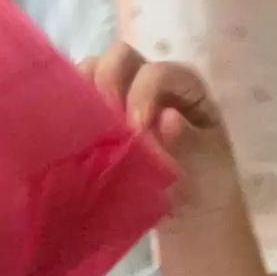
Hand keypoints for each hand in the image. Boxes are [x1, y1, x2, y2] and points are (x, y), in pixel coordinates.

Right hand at [82, 42, 243, 223]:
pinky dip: (71, 106)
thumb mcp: (205, 165)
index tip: (136, 131)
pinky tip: (70, 130)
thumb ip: (187, 141)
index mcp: (183, 86)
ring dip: (84, 91)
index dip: (143, 93)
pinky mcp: (97, 113)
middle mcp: (149, 81)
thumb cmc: (203, 184)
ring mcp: (120, 94)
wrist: (188, 218)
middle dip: (108, 83)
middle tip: (103, 123)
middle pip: (120, 57)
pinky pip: (77, 96)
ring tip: (83, 125)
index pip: (158, 72)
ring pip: (92, 70)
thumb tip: (167, 118)